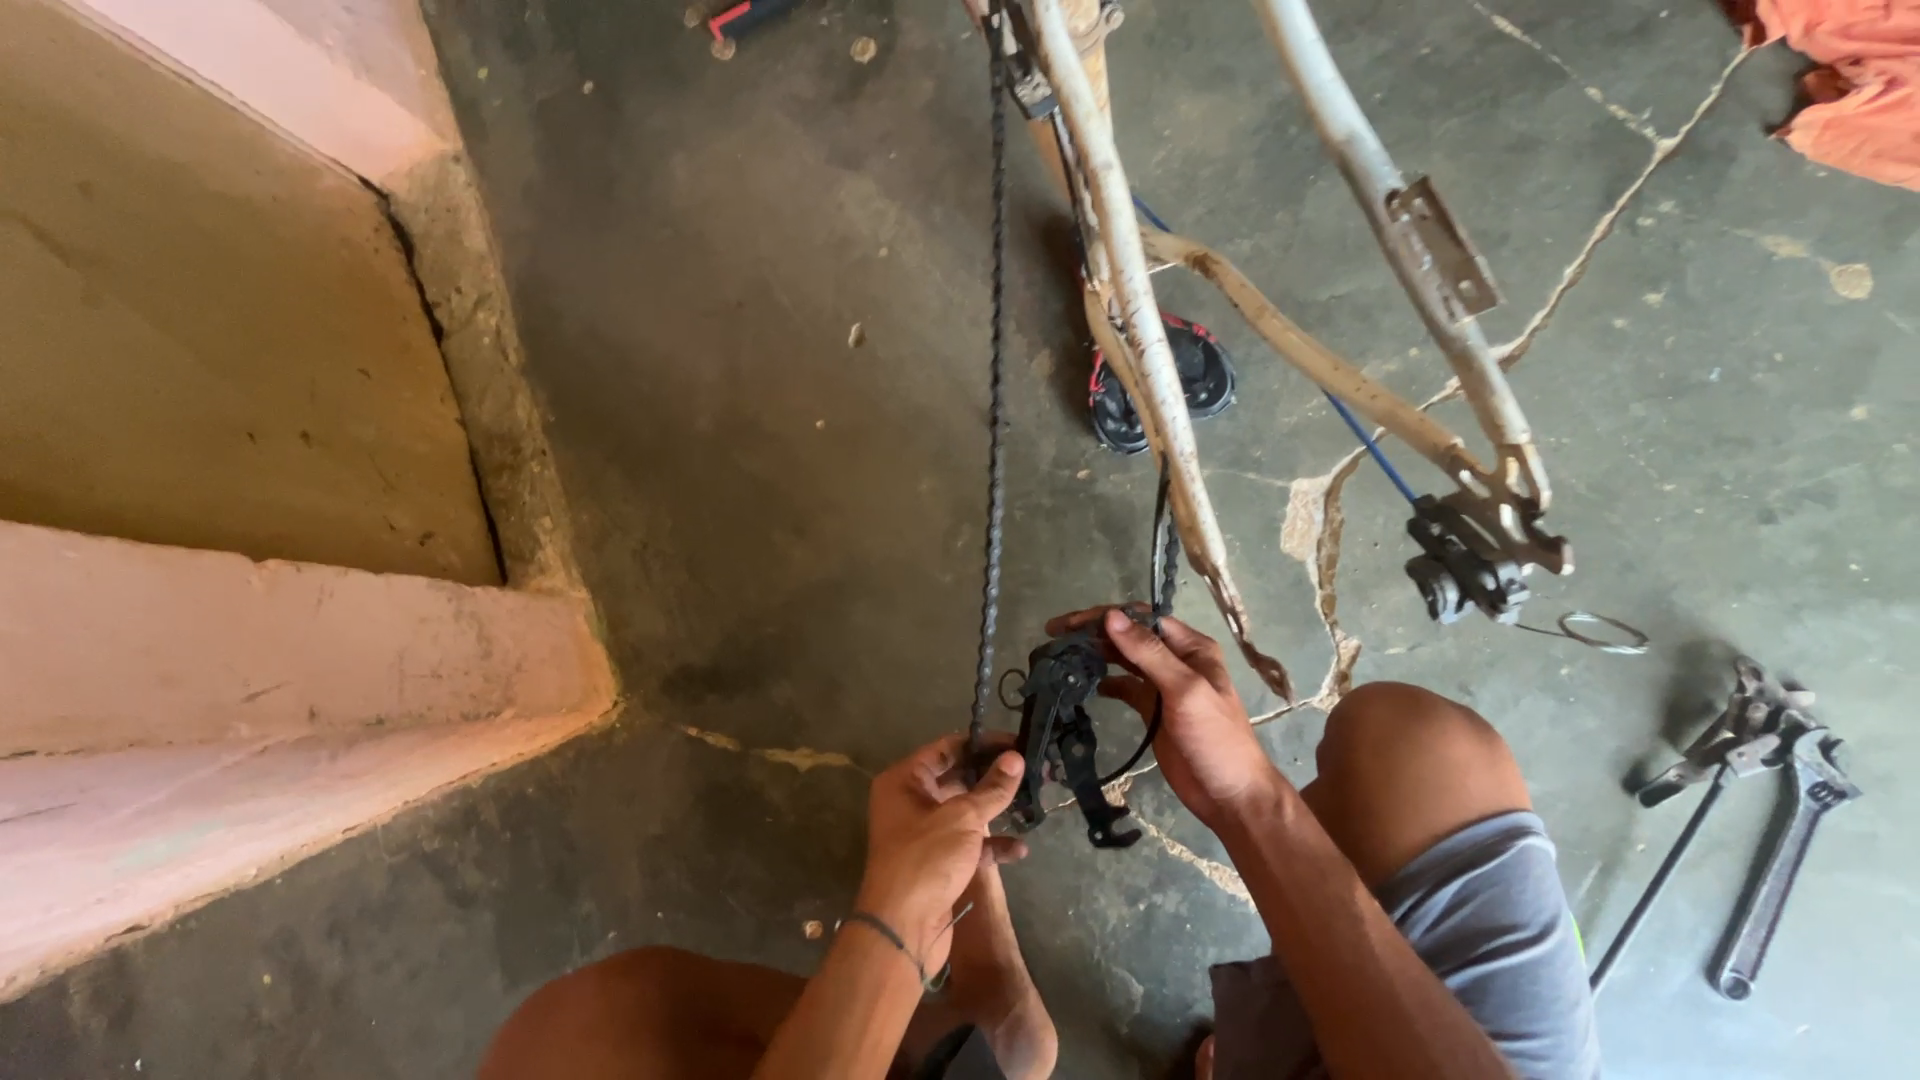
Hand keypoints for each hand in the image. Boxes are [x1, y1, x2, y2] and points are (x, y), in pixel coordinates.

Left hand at [854, 735, 1026, 976]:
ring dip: (996, 811)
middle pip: (957, 778)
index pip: (946, 748)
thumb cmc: (926, 860)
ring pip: (966, 812)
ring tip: (1032, 803)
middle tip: (1030, 771)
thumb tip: (1015, 758)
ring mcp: (925, 834)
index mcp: (904, 781)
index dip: (981, 744)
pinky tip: (1019, 850)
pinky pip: (969, 844)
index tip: (1016, 743)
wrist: (903, 929)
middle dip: (993, 778)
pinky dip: (991, 845)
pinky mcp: (939, 862)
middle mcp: (910, 802)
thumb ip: (992, 788)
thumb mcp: (962, 818)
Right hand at [1046, 607, 1284, 829]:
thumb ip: (1148, 652)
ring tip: (1062, 655)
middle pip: (1129, 636)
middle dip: (1094, 632)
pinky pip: (1124, 687)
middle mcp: (1177, 660)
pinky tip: (1083, 683)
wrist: (1230, 795)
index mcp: (1191, 647)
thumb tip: (1110, 616)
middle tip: (1055, 636)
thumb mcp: (1184, 690)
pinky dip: (1104, 682)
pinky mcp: (1152, 710)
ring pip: (1123, 659)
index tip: (1070, 624)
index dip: (1107, 616)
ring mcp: (1163, 686)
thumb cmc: (1215, 739)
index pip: (1142, 618)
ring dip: (1096, 654)